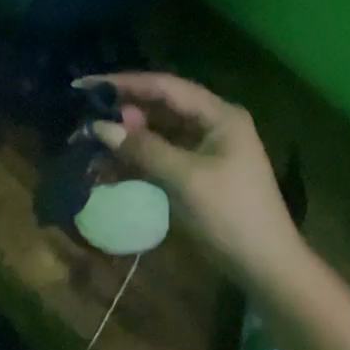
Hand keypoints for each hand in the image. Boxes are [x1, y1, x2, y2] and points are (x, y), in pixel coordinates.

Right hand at [81, 72, 306, 282]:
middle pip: (161, 107)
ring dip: (128, 136)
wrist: (265, 265)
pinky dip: (138, 158)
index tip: (85, 85)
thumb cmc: (231, 215)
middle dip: (123, 110)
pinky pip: (162, 155)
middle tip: (83, 115)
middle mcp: (213, 124)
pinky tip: (110, 164)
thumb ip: (144, 149)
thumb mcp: (186, 179)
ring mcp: (206, 149)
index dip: (124, 83)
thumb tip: (100, 127)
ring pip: (159, 132)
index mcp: (219, 115)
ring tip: (90, 138)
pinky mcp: (198, 173)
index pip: (165, 87)